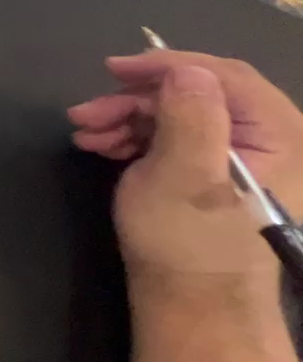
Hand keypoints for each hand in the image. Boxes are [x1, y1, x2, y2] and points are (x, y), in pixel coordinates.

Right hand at [69, 51, 302, 285]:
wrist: (192, 296)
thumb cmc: (188, 238)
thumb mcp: (184, 176)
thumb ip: (192, 119)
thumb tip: (185, 70)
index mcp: (278, 135)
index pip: (225, 76)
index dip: (167, 65)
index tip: (109, 69)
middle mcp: (267, 139)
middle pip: (195, 93)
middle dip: (133, 98)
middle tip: (83, 114)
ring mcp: (239, 156)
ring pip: (176, 112)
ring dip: (124, 117)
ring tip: (84, 135)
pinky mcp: (212, 170)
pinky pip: (171, 134)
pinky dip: (131, 134)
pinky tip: (101, 147)